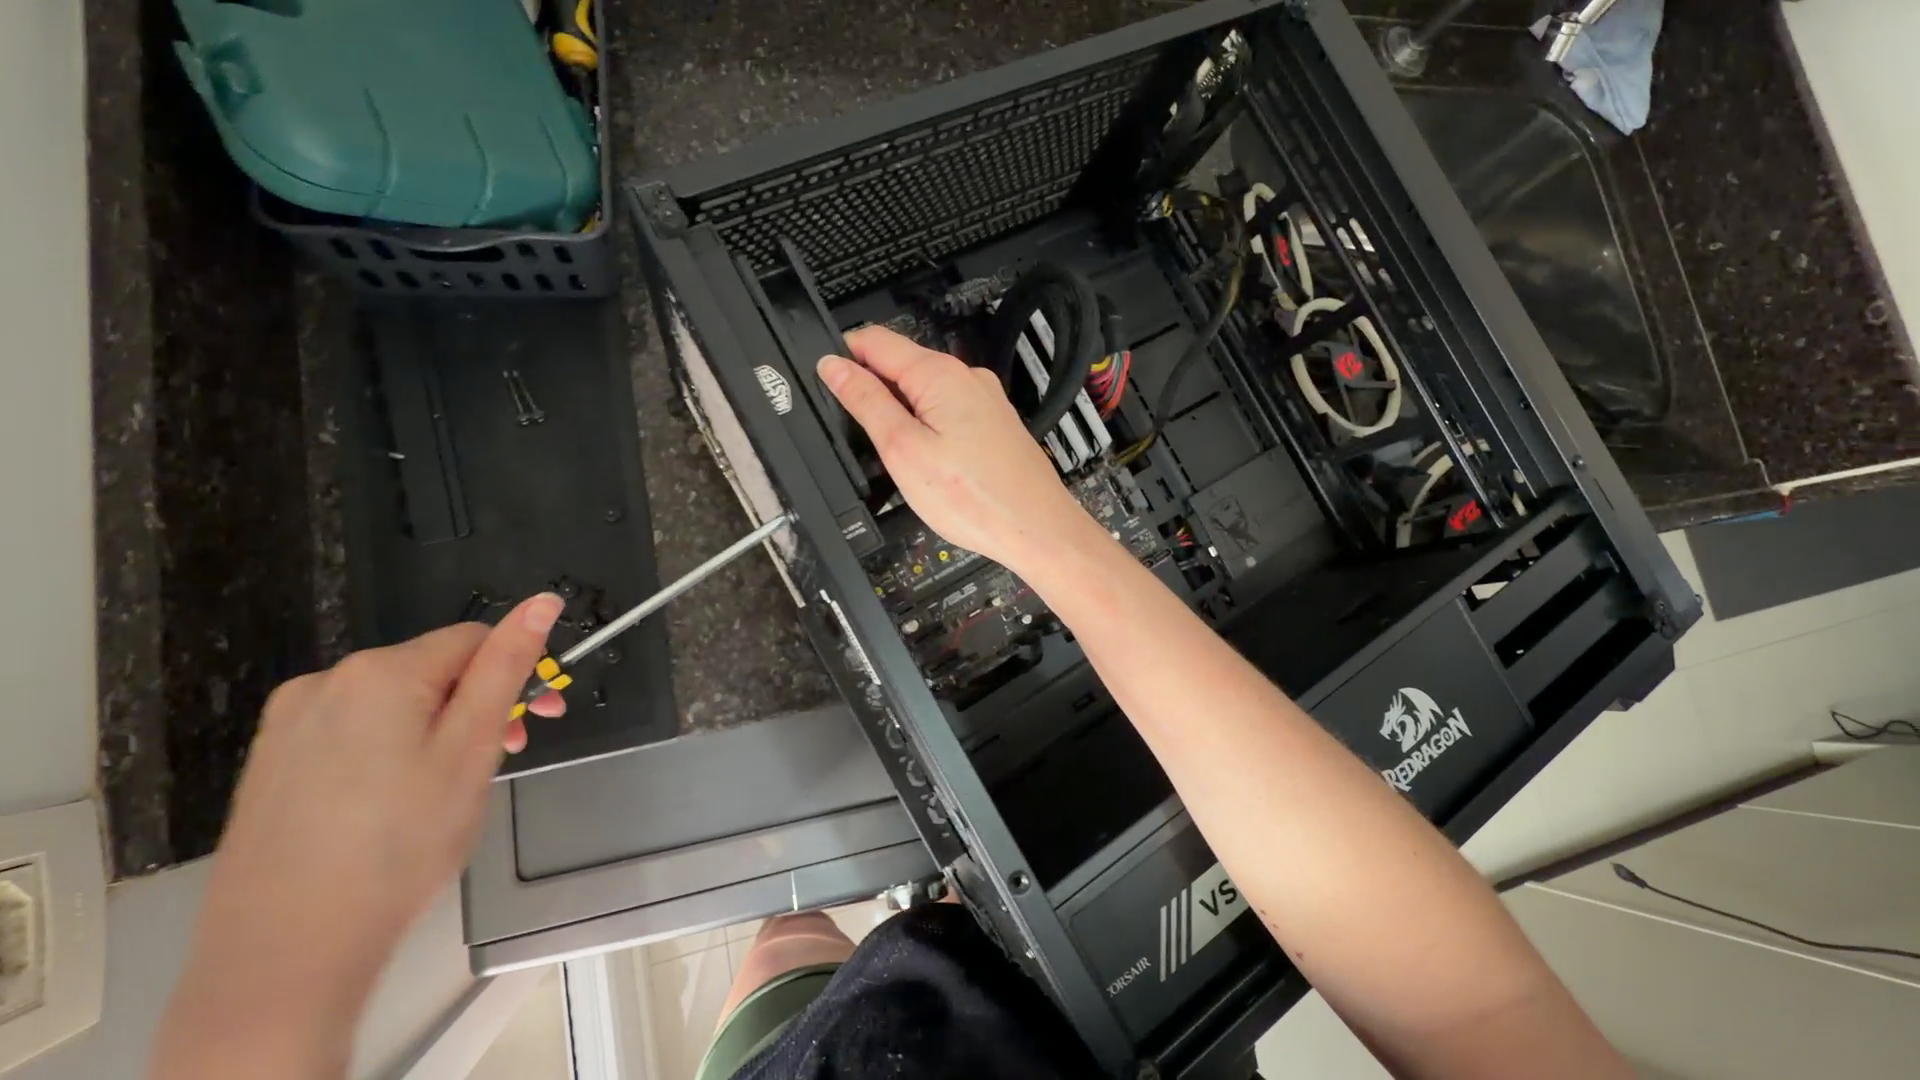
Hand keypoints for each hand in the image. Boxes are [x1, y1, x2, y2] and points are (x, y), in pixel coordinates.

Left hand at [154, 596, 566, 1079]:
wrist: (287, 947)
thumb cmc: (401, 843)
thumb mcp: (471, 749)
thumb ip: (507, 668)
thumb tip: (543, 599)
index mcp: (381, 671)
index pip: (473, 639)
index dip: (516, 674)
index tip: (539, 726)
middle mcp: (327, 681)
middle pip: (430, 672)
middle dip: (475, 707)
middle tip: (499, 764)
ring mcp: (289, 724)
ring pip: (393, 705)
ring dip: (436, 731)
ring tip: (445, 794)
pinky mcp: (271, 763)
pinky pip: (352, 734)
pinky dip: (389, 753)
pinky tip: (392, 806)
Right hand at [818, 326, 1105, 577]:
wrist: (1036, 529)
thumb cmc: (975, 497)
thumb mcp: (902, 449)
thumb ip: (865, 402)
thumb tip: (834, 367)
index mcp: (940, 374)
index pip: (875, 341)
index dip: (843, 355)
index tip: (824, 381)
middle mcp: (967, 378)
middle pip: (901, 365)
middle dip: (871, 388)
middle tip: (855, 432)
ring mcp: (984, 401)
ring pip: (924, 391)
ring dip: (899, 412)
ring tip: (890, 454)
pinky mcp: (993, 424)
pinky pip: (947, 412)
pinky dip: (926, 427)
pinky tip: (924, 460)